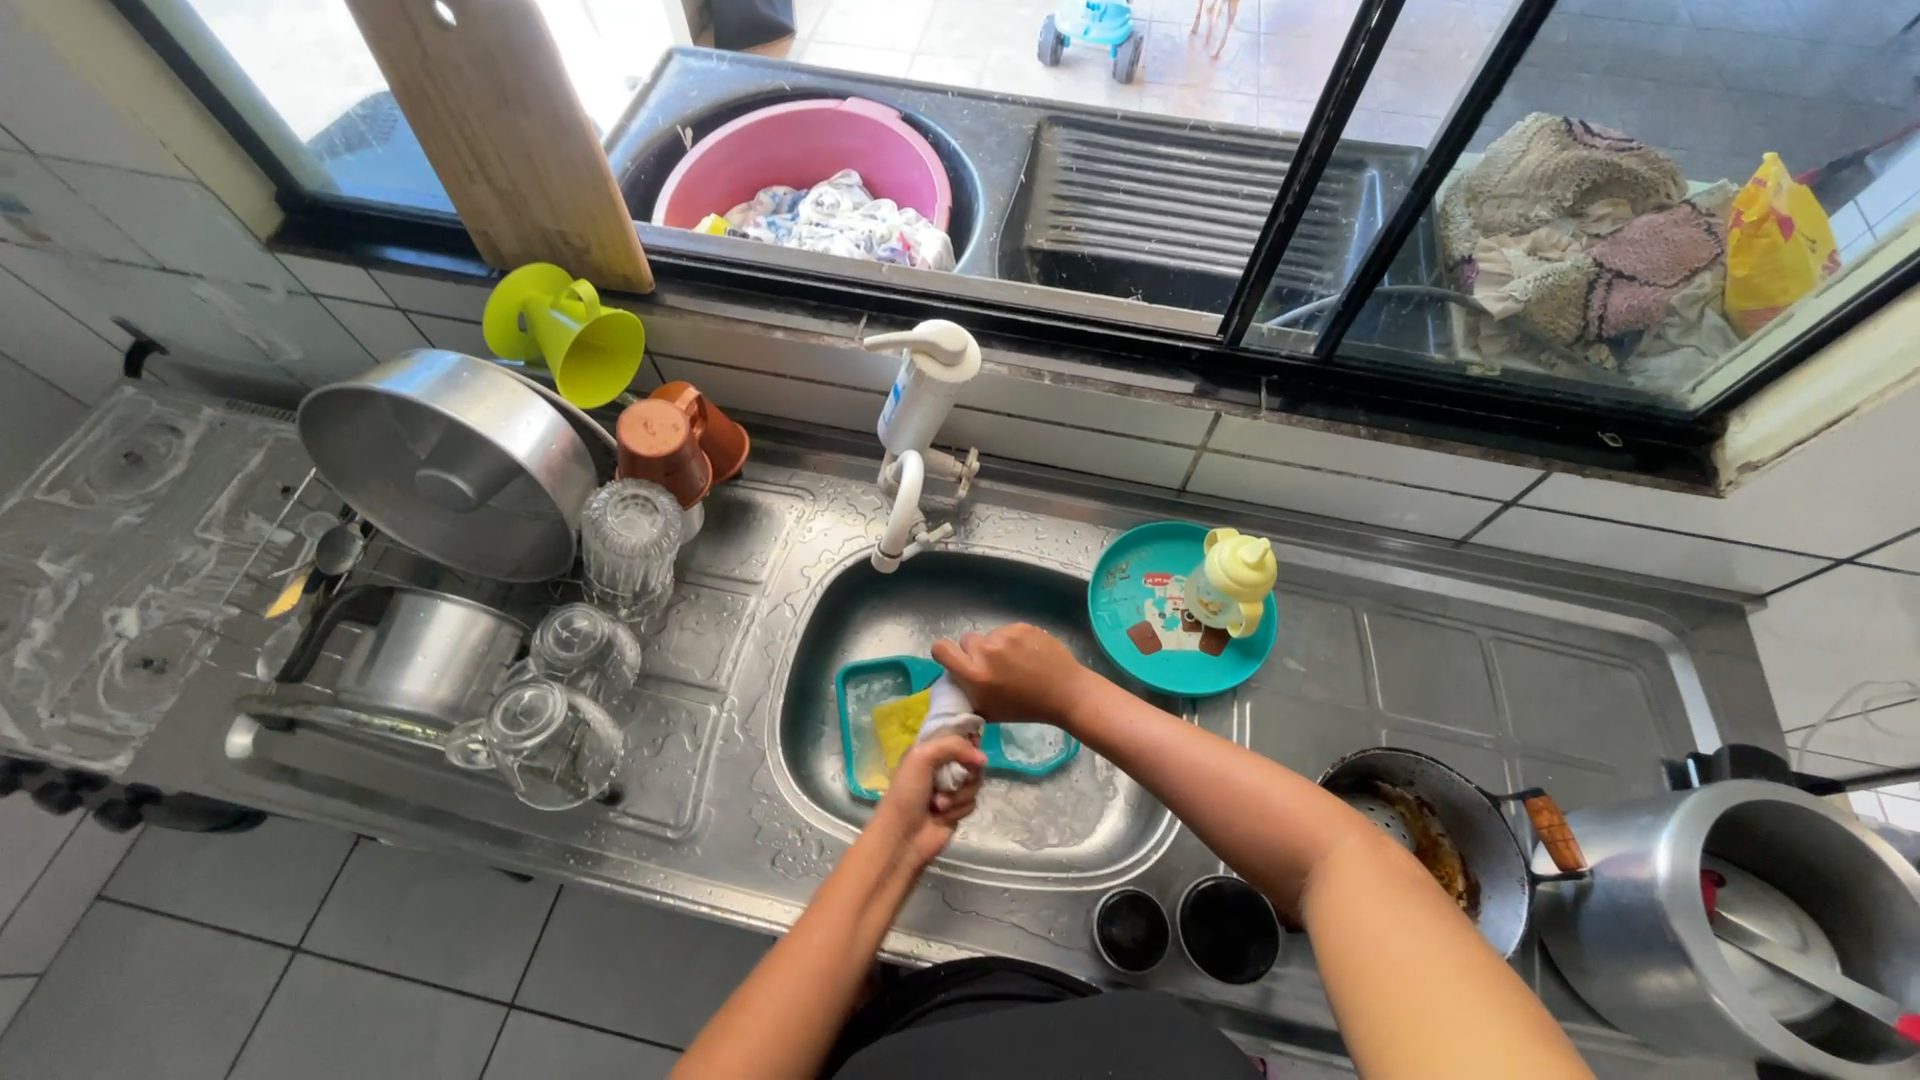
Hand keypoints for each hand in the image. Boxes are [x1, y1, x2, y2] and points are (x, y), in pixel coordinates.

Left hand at [871, 735, 985, 867]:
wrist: (903, 835)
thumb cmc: (907, 792)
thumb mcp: (923, 756)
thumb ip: (954, 745)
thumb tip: (982, 759)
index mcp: (929, 749)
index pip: (956, 733)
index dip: (968, 737)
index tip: (974, 742)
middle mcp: (941, 766)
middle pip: (972, 758)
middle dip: (967, 769)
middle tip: (961, 775)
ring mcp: (950, 788)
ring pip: (975, 781)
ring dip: (960, 793)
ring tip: (939, 803)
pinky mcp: (957, 809)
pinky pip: (972, 802)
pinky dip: (959, 808)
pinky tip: (943, 815)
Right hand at [932, 623, 1095, 728]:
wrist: (1064, 693)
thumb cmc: (1024, 708)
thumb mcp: (988, 711)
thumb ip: (966, 694)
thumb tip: (954, 680)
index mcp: (974, 674)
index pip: (940, 648)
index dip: (945, 653)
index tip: (957, 661)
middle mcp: (985, 651)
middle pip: (967, 641)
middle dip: (975, 652)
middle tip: (992, 666)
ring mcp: (1005, 636)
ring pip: (989, 636)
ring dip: (996, 647)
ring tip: (1015, 662)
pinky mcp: (1022, 626)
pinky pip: (1008, 631)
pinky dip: (1014, 641)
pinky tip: (1028, 654)